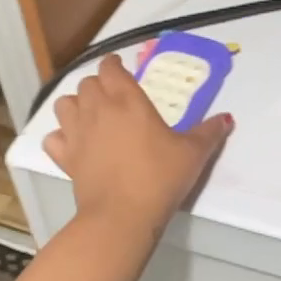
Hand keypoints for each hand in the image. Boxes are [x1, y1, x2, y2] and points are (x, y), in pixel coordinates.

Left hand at [44, 54, 231, 229]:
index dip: (114, 65)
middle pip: (86, 83)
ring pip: (64, 104)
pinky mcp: (64, 158)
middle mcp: (97, 109)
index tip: (122, 70)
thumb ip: (209, 132)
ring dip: (76, 105)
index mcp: (127, 100)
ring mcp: (77, 133)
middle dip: (98, 85)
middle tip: (114, 97)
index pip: (110, 68)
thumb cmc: (160, 177)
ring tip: (90, 115)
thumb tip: (227, 118)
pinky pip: (53, 138)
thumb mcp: (193, 154)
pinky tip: (74, 144)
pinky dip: (61, 136)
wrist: (122, 215)